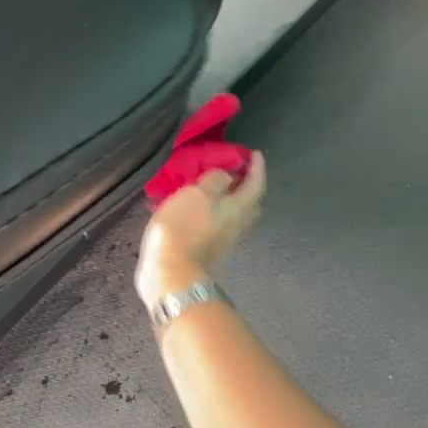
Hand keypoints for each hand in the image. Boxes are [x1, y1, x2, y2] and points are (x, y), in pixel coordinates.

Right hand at [136, 151, 264, 308]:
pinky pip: (218, 226)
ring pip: (234, 216)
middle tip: (236, 172)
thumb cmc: (184, 228)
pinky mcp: (208, 252)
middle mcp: (238, 225)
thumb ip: (216, 179)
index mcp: (239, 208)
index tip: (254, 153)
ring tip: (215, 190)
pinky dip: (214, 214)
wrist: (170, 274)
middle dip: (246, 186)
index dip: (257, 167)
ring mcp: (224, 241)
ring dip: (229, 201)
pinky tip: (199, 211)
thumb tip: (229, 176)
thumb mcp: (198, 193)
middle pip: (249, 203)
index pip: (256, 183)